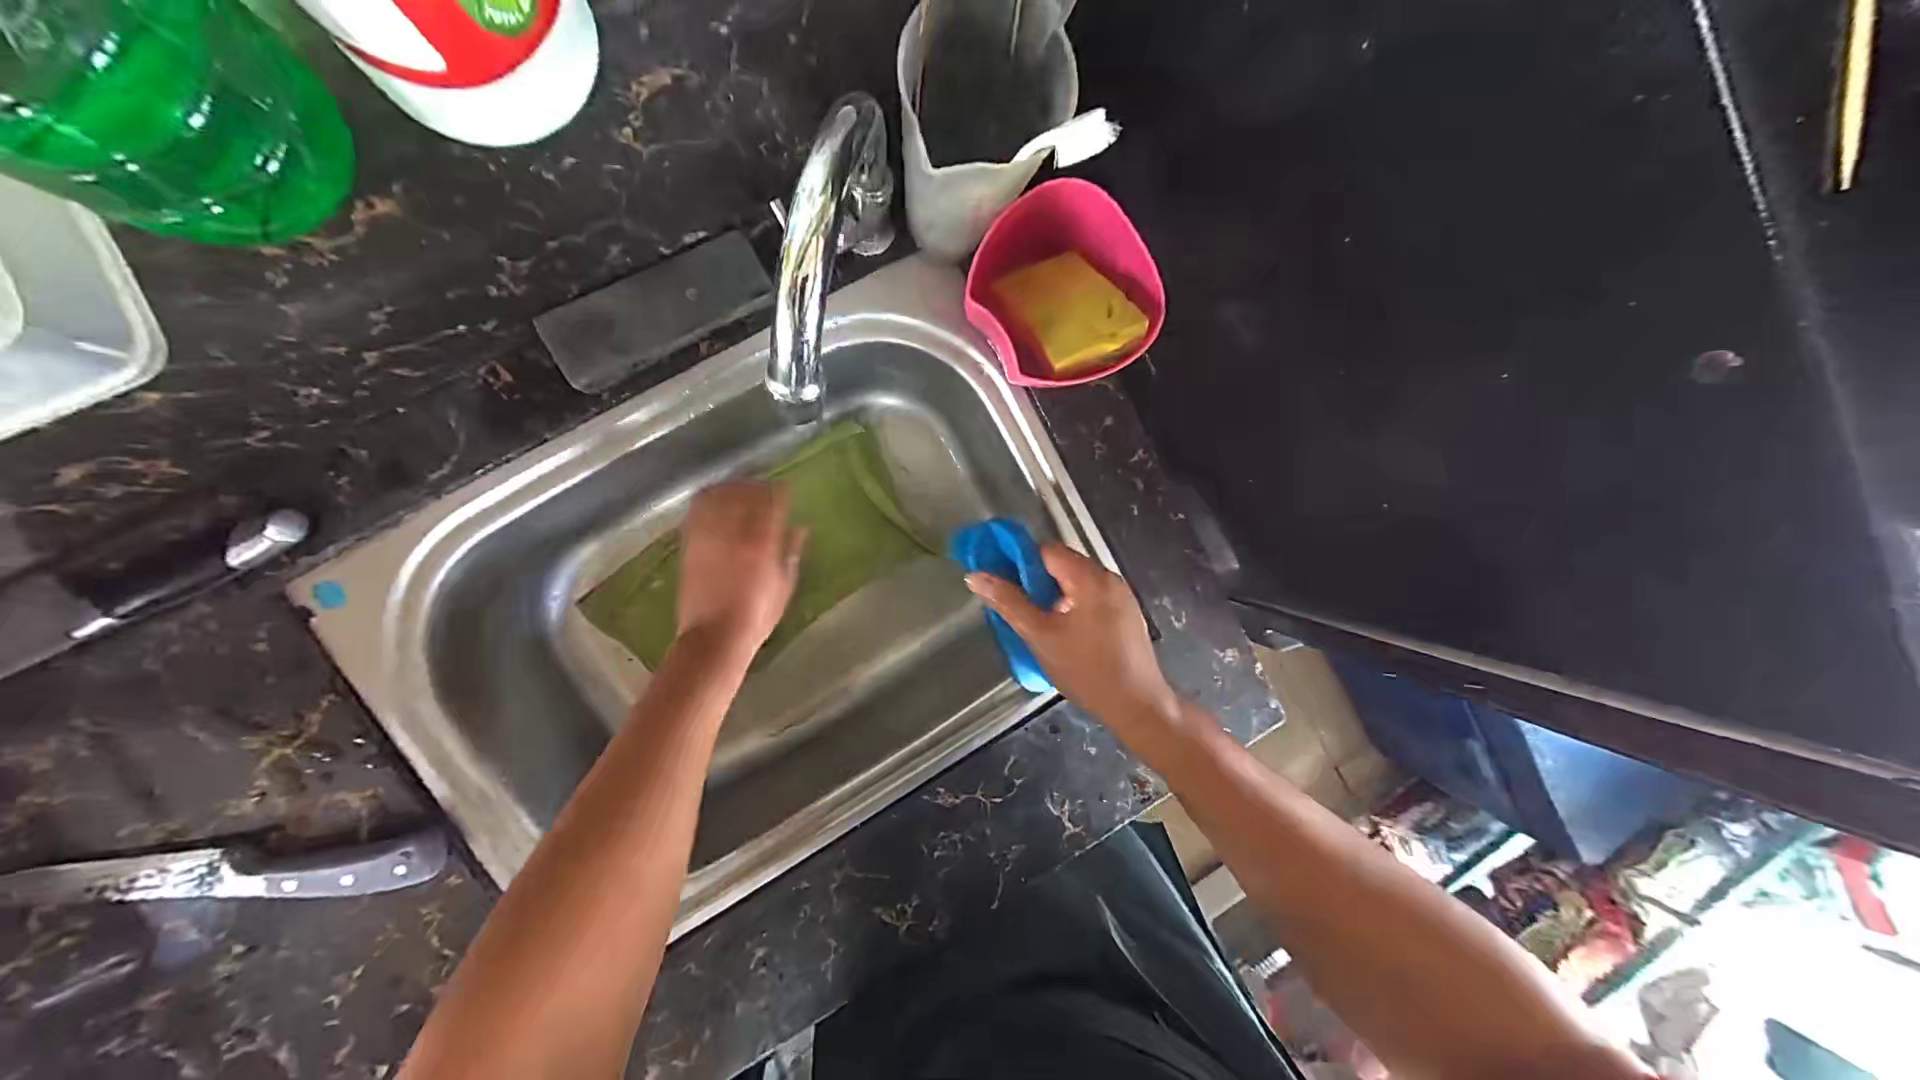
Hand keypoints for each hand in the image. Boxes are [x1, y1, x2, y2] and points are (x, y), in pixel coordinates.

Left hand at [676, 481, 806, 655]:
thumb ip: (791, 553)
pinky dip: (706, 500)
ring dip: (729, 488)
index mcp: (762, 545)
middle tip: (762, 485)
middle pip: (743, 493)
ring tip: (737, 488)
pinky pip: (697, 512)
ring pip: (718, 497)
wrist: (715, 638)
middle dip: (754, 484)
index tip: (785, 486)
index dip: (779, 490)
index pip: (772, 503)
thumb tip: (801, 529)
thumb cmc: (757, 616)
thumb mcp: (784, 586)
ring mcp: (709, 539)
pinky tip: (714, 500)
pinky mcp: (690, 546)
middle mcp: (734, 535)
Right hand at [964, 543, 1182, 736]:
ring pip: (1076, 583)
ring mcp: (1121, 596)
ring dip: (1052, 594)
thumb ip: (1008, 602)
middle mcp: (1109, 578)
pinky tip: (1061, 631)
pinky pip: (1091, 598)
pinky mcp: (1126, 614)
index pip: (1046, 550)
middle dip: (1035, 579)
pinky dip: (1071, 605)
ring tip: (1035, 620)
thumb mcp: (1040, 636)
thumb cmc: (1085, 670)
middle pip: (1063, 564)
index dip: (1019, 560)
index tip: (999, 578)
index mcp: (1089, 577)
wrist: (1136, 706)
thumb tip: (976, 576)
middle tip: (1014, 603)